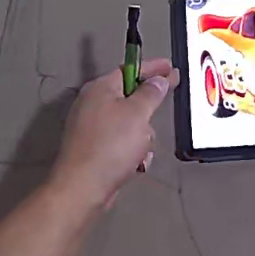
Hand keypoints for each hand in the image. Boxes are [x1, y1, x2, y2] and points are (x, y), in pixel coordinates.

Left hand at [49, 58, 179, 210]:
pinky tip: (134, 163)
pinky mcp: (93, 148)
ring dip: (141, 136)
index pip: (130, 69)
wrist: (83, 187)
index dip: (152, 68)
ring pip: (129, 123)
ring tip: (140, 150)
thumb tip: (157, 80)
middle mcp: (92, 103)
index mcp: (100, 88)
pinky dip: (131, 151)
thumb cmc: (111, 145)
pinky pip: (121, 142)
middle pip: (130, 98)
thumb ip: (151, 93)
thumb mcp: (138, 114)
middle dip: (146, 113)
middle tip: (155, 119)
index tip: (171, 68)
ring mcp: (91, 127)